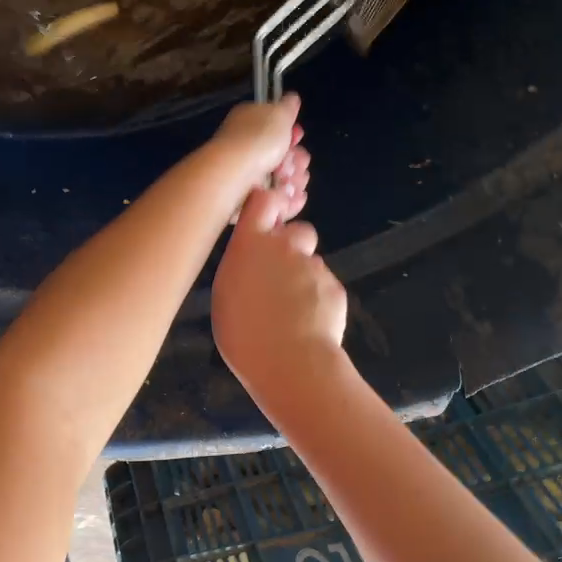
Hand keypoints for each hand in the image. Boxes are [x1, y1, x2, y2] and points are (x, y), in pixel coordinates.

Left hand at [208, 94, 309, 221]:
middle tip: (289, 164)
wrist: (232, 173)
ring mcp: (245, 174)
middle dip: (296, 161)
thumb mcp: (277, 114)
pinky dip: (286, 201)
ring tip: (286, 182)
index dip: (292, 135)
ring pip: (283, 180)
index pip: (277, 130)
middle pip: (284, 157)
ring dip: (293, 181)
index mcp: (248, 124)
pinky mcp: (247, 199)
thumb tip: (291, 97)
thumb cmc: (256, 139)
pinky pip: (275, 201)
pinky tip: (291, 199)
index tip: (297, 137)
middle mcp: (245, 148)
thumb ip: (286, 107)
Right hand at [211, 185, 347, 400]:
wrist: (290, 362)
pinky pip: (324, 285)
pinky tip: (306, 321)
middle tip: (277, 274)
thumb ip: (241, 268)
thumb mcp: (225, 293)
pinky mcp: (335, 287)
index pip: (263, 200)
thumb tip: (253, 266)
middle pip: (296, 230)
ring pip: (309, 262)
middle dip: (290, 246)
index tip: (263, 218)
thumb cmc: (241, 331)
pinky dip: (316, 298)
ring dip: (302, 276)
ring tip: (290, 308)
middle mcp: (284, 247)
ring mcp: (314, 266)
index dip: (266, 205)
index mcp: (250, 244)